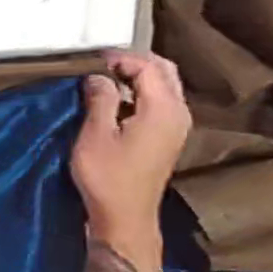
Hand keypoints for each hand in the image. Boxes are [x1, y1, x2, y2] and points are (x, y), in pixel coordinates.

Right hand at [69, 51, 190, 265]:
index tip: (95, 56)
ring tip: (107, 79)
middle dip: (136, 62)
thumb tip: (99, 78)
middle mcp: (178, 112)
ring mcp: (176, 126)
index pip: (149, 68)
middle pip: (164, 73)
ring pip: (164, 87)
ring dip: (139, 77)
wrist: (125, 215)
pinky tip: (117, 101)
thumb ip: (100, 101)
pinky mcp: (168, 138)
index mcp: (163, 108)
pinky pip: (160, 102)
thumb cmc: (107, 176)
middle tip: (103, 63)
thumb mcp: (95, 136)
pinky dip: (141, 93)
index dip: (122, 58)